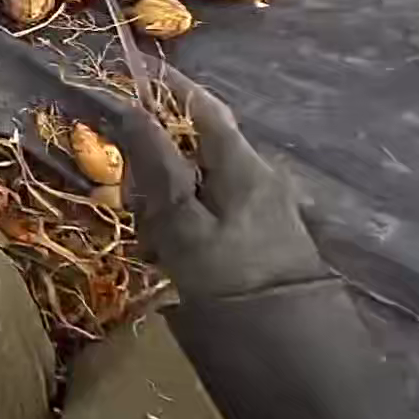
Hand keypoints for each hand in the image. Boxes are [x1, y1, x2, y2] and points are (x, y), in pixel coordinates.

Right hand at [98, 62, 418, 418]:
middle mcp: (254, 174)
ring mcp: (258, 203)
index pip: (203, 106)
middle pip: (191, 142)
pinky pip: (203, 203)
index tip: (134, 69)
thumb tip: (129, 107)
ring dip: (161, 192)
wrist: (289, 348)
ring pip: (192, 174)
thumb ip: (154, 159)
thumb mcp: (179, 215)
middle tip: (132, 191)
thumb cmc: (228, 273)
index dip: (169, 83)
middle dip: (154, 156)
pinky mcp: (254, 229)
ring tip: (149, 232)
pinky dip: (177, 214)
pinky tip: (164, 245)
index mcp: (240, 164)